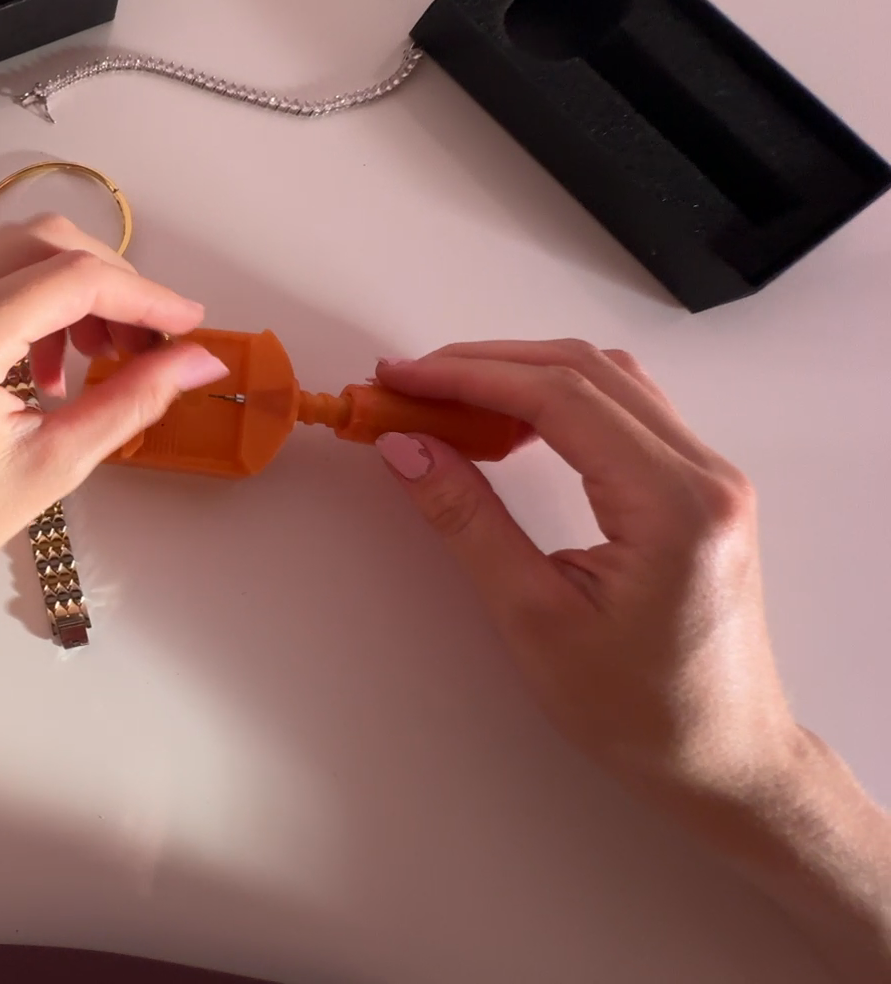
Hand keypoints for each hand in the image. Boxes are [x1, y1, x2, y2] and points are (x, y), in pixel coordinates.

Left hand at [0, 216, 228, 627]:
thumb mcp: (52, 465)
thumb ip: (131, 400)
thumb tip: (200, 359)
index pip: (72, 279)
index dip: (144, 297)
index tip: (187, 326)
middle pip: (44, 242)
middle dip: (110, 284)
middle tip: (146, 345)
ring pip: (15, 253)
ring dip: (72, 292)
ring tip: (99, 361)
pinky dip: (33, 305)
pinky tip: (51, 368)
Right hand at [376, 341, 890, 980]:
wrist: (720, 754)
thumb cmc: (631, 700)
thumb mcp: (528, 611)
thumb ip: (464, 516)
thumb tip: (405, 446)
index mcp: (671, 501)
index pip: (558, 397)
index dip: (465, 375)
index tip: (397, 378)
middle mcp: (702, 471)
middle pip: (582, 370)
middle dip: (480, 363)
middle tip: (404, 381)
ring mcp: (703, 474)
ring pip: (602, 379)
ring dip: (512, 373)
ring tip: (440, 396)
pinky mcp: (689, 486)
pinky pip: (615, 408)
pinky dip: (545, 398)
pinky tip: (500, 424)